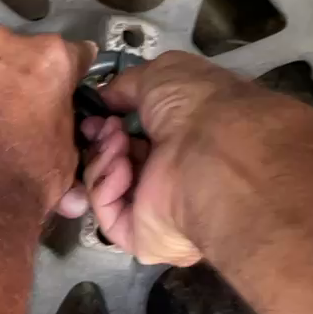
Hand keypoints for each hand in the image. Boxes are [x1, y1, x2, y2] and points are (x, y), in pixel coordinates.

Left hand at [0, 27, 93, 220]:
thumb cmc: (26, 175)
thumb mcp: (66, 153)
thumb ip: (64, 125)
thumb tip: (61, 139)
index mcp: (50, 57)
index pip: (72, 54)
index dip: (68, 76)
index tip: (61, 90)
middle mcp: (6, 44)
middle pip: (19, 53)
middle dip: (19, 76)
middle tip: (15, 111)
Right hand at [72, 51, 284, 265]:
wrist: (214, 153)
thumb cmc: (199, 108)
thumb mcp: (161, 75)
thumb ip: (127, 85)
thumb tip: (105, 95)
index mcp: (184, 141)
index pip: (134, 138)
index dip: (109, 124)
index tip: (97, 112)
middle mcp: (172, 177)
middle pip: (116, 163)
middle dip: (103, 141)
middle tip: (101, 127)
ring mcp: (157, 211)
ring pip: (106, 188)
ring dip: (104, 159)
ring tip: (118, 141)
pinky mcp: (142, 238)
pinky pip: (108, 215)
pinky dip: (106, 186)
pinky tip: (121, 166)